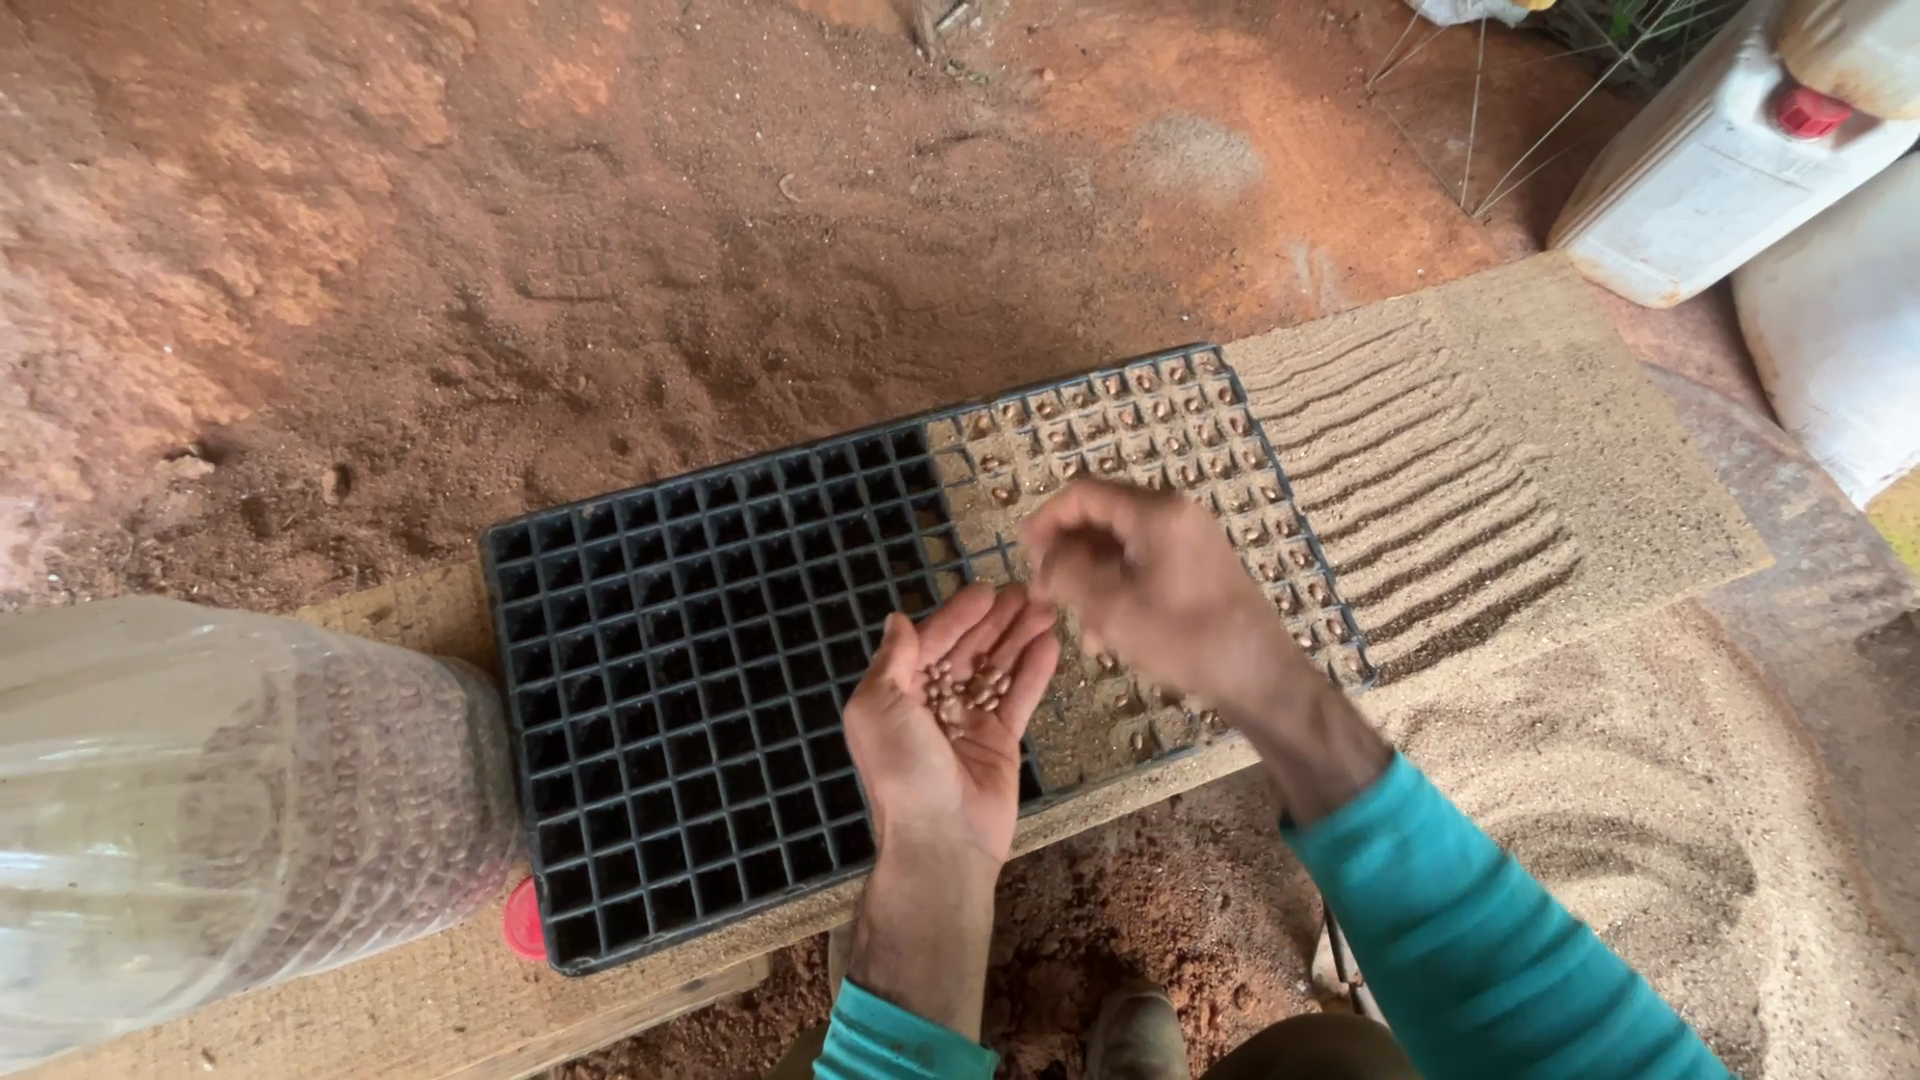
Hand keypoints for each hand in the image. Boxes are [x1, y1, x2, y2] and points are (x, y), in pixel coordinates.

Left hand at [842, 583, 1058, 867]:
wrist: (941, 838)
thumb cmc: (903, 768)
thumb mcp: (877, 709)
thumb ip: (890, 661)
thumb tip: (896, 619)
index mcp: (900, 693)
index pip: (932, 641)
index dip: (958, 615)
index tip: (987, 590)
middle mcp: (934, 702)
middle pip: (969, 650)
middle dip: (996, 621)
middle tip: (1028, 592)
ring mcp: (970, 721)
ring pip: (997, 669)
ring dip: (1019, 638)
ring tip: (1047, 609)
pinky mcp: (1001, 741)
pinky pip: (1019, 698)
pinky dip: (1033, 671)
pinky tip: (1051, 644)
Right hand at [1020, 477, 1305, 714]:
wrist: (1259, 676)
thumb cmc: (1183, 637)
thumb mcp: (1110, 606)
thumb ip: (1065, 572)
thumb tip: (1042, 555)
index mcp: (1155, 511)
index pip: (1083, 493)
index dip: (1046, 519)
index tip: (1025, 553)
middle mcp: (1174, 513)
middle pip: (1101, 518)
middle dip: (1067, 555)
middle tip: (1046, 593)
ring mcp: (1189, 539)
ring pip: (1119, 546)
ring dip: (1090, 579)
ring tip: (1079, 625)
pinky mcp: (1197, 565)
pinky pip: (1143, 564)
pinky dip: (1118, 588)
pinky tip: (1108, 633)